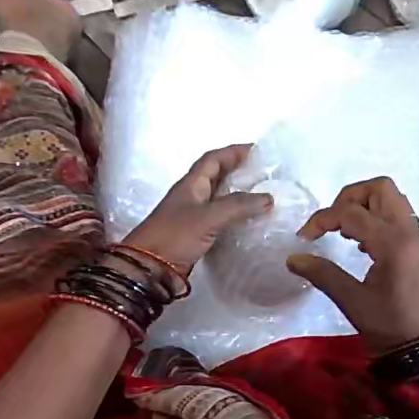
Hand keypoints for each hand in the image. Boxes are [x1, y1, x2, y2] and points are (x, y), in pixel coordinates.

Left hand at [123, 144, 272, 270]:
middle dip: (238, 172)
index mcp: (190, 185)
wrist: (149, 268)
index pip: (213, 159)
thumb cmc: (175, 236)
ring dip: (238, 197)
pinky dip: (234, 219)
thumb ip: (238, 206)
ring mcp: (192, 218)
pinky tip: (249, 224)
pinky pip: (219, 221)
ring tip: (262, 198)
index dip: (233, 152)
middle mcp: (191, 197)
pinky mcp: (195, 237)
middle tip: (263, 175)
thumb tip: (268, 198)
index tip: (256, 151)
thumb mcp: (208, 217)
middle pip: (217, 177)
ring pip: (219, 200)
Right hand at [286, 177, 418, 350]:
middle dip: (349, 198)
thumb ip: (323, 275)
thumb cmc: (391, 326)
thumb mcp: (353, 302)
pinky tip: (362, 245)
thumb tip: (293, 258)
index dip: (322, 220)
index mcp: (393, 243)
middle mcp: (409, 231)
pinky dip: (377, 218)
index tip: (304, 238)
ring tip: (344, 233)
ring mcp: (418, 237)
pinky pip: (399, 215)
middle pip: (380, 188)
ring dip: (364, 206)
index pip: (351, 212)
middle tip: (331, 224)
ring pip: (392, 199)